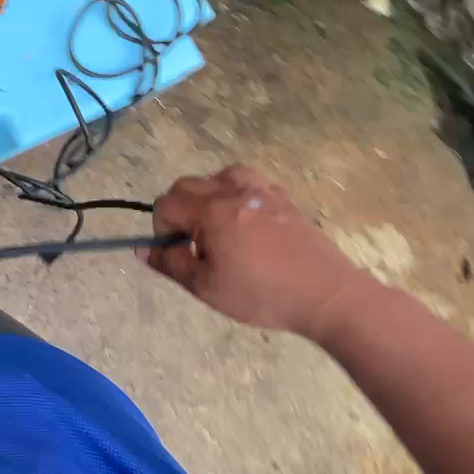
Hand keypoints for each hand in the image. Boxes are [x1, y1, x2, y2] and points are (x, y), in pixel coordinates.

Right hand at [141, 165, 374, 338]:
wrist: (330, 297)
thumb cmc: (263, 294)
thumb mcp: (206, 287)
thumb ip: (170, 264)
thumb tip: (142, 249)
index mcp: (210, 211)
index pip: (165, 204)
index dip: (161, 228)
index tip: (176, 251)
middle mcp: (232, 192)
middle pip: (187, 185)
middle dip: (180, 209)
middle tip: (193, 241)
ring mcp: (262, 192)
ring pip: (220, 176)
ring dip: (209, 194)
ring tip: (217, 222)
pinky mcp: (285, 200)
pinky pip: (251, 182)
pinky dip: (239, 193)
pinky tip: (246, 219)